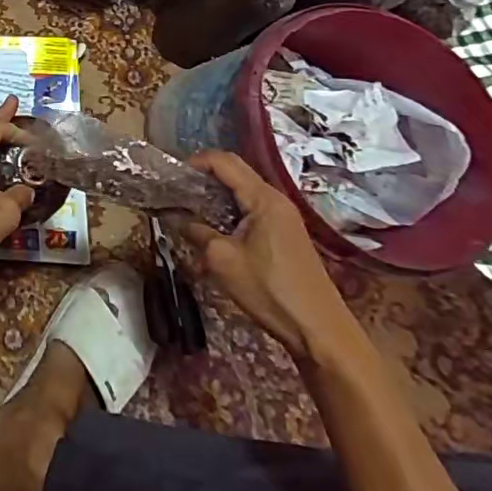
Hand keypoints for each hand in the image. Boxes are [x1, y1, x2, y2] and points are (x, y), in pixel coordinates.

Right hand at [179, 151, 352, 361]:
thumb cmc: (270, 290)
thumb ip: (198, 234)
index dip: (197, 161)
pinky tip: (215, 237)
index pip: (225, 162)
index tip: (173, 173)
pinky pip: (253, 213)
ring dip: (217, 200)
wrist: (318, 328)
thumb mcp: (223, 261)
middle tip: (178, 191)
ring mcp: (284, 217)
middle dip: (206, 178)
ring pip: (244, 195)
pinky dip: (231, 216)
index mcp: (263, 198)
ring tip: (191, 214)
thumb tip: (181, 222)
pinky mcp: (285, 235)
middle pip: (236, 173)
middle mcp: (276, 199)